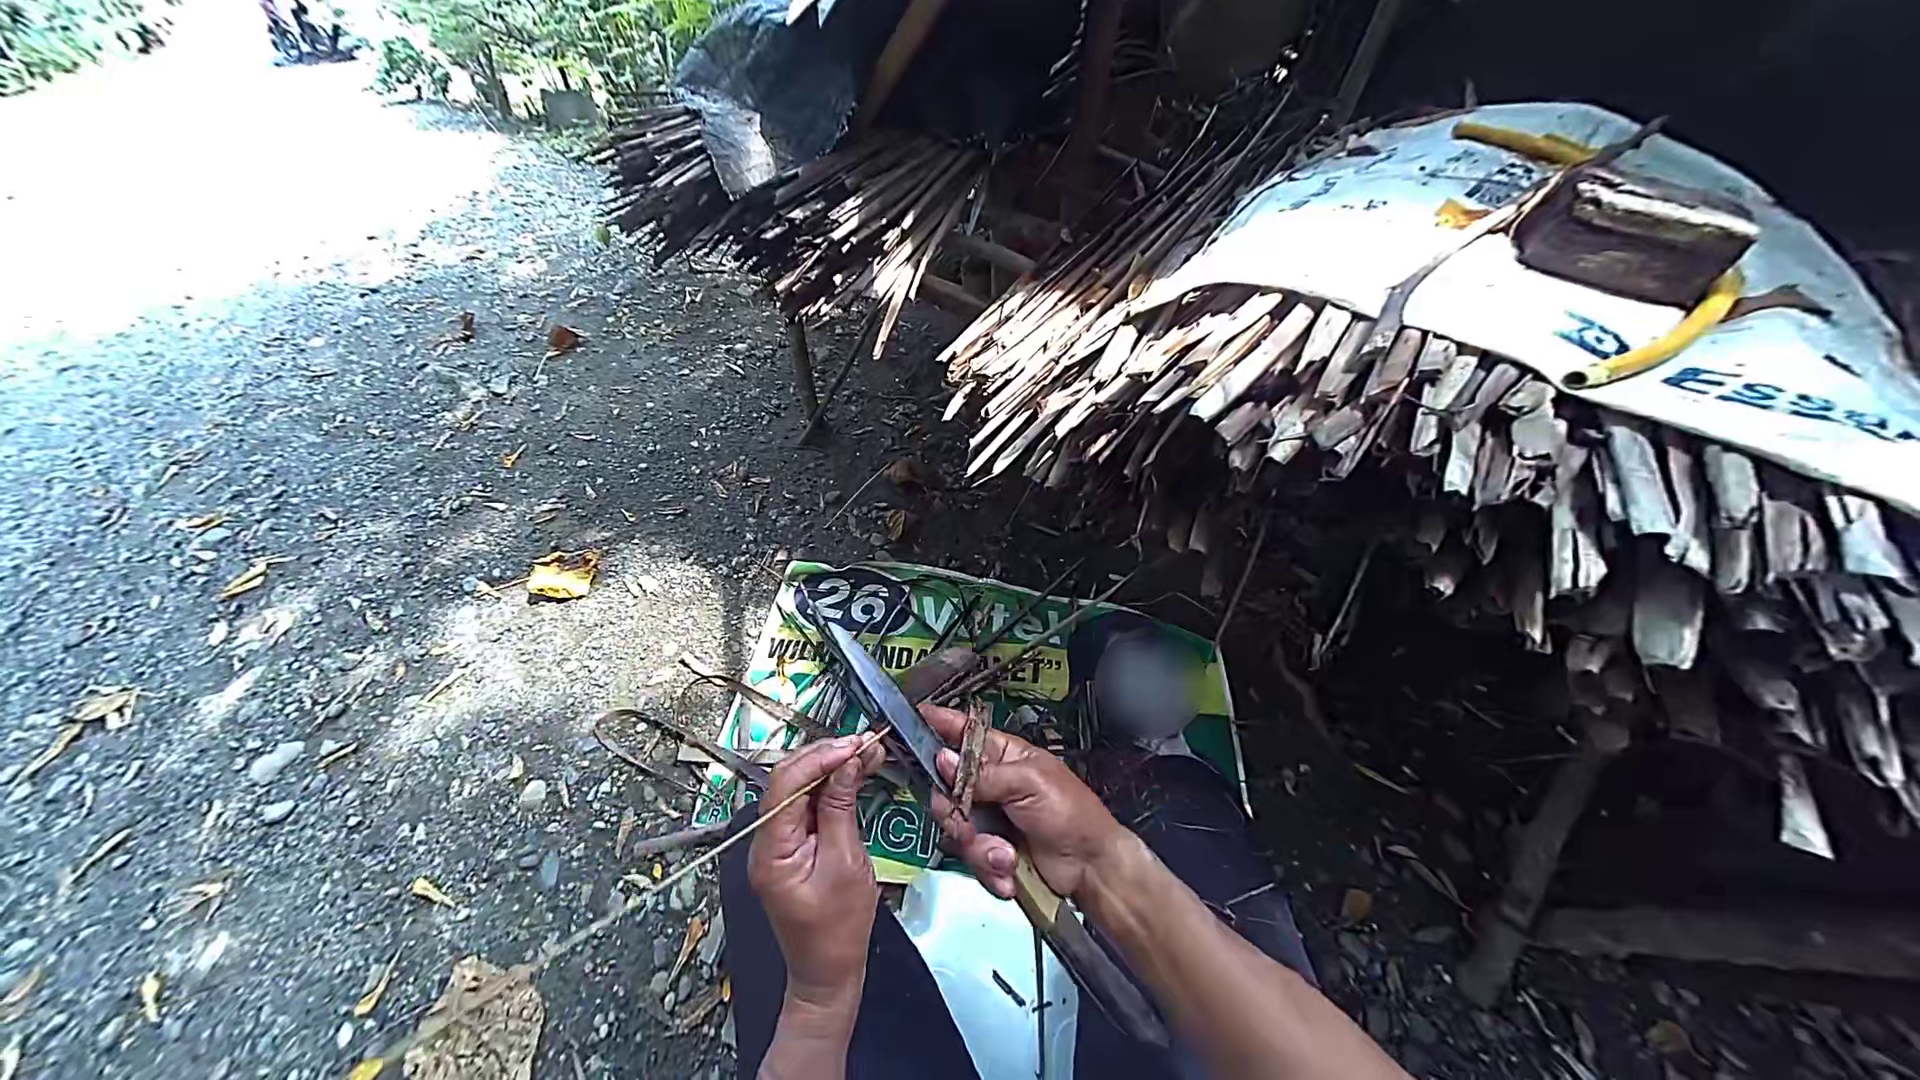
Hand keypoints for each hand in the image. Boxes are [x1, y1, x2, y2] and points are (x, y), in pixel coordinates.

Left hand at [748, 735, 886, 1007]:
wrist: (829, 972)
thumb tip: (848, 763)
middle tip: (865, 743)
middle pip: (789, 779)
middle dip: (827, 755)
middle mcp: (766, 840)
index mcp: (770, 850)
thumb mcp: (846, 863)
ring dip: (833, 766)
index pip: (785, 785)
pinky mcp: (794, 842)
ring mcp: (779, 840)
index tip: (854, 745)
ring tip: (867, 752)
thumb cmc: (838, 930)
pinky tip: (856, 772)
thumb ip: (841, 808)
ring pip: (800, 786)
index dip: (820, 758)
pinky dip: (834, 784)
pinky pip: (810, 802)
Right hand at [922, 704, 1129, 901]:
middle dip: (955, 811)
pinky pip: (970, 857)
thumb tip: (944, 759)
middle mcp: (989, 783)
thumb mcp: (1030, 782)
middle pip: (945, 787)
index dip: (936, 725)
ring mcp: (988, 817)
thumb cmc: (1072, 812)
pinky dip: (990, 868)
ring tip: (1006, 854)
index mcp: (1002, 754)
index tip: (911, 723)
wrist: (1090, 867)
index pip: (962, 731)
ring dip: (979, 846)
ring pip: (955, 827)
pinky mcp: (990, 849)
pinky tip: (1011, 868)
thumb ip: (984, 773)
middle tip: (968, 821)